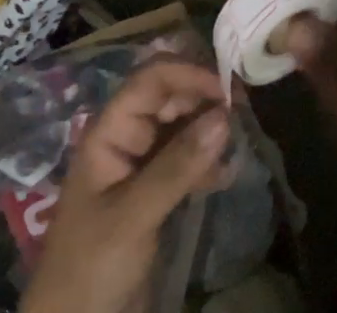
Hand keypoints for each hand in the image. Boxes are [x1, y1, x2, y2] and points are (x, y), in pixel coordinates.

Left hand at [20, 60, 230, 312]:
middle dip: (204, 98)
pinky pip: (184, 162)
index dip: (188, 74)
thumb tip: (224, 114)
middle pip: (168, 99)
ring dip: (208, 130)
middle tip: (244, 112)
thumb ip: (177, 165)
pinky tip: (226, 173)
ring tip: (240, 140)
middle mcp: (125, 140)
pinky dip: (206, 161)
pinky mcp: (154, 195)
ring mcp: (140, 167)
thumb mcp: (134, 215)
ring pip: (179, 129)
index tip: (229, 88)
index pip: (150, 81)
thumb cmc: (92, 263)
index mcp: (109, 132)